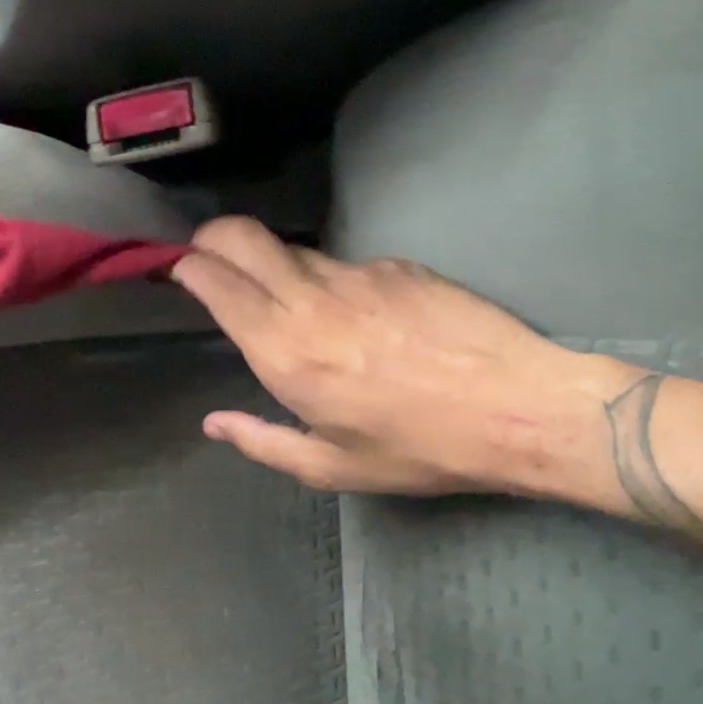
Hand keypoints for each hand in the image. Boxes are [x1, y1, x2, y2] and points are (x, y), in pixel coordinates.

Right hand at [172, 217, 635, 496]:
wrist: (523, 410)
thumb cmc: (418, 448)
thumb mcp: (330, 467)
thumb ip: (261, 441)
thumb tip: (213, 423)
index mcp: (284, 351)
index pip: (216, 280)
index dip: (188, 267)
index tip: (179, 272)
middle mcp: (310, 300)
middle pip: (242, 236)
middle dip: (212, 237)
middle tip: (207, 255)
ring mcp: (358, 275)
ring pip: (291, 250)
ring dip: (272, 265)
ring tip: (288, 301)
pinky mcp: (399, 267)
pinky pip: (345, 265)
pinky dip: (330, 281)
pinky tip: (358, 317)